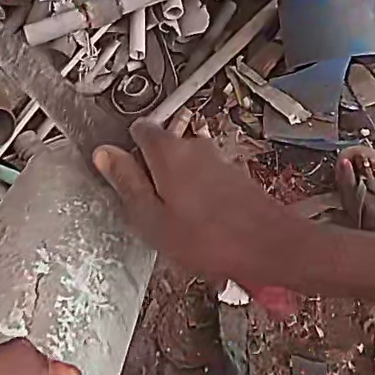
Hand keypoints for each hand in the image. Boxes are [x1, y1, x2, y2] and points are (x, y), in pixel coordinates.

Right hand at [93, 120, 316, 300]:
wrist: (270, 246)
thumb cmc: (208, 238)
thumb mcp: (151, 217)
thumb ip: (126, 181)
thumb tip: (104, 153)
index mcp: (168, 150)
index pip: (138, 129)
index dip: (127, 151)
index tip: (123, 176)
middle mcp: (194, 145)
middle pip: (162, 148)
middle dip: (152, 174)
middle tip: (150, 210)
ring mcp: (216, 159)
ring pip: (183, 166)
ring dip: (176, 189)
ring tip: (177, 225)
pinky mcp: (233, 175)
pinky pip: (203, 180)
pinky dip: (197, 198)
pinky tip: (202, 228)